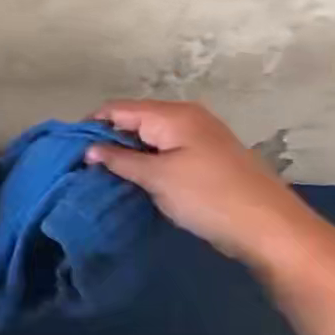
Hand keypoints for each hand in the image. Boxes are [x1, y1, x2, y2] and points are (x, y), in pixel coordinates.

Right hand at [87, 100, 326, 267]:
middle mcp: (185, 117)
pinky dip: (145, 161)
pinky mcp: (203, 157)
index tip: (68, 150)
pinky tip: (132, 180)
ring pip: (148, 137)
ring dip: (125, 152)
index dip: (91, 125)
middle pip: (133, 120)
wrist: (266, 226)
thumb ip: (119, 160)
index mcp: (172, 115)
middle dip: (107, 139)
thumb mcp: (156, 177)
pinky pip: (163, 150)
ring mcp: (197, 137)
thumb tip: (89, 149)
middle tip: (82, 166)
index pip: (118, 109)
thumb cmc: (207, 196)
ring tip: (102, 175)